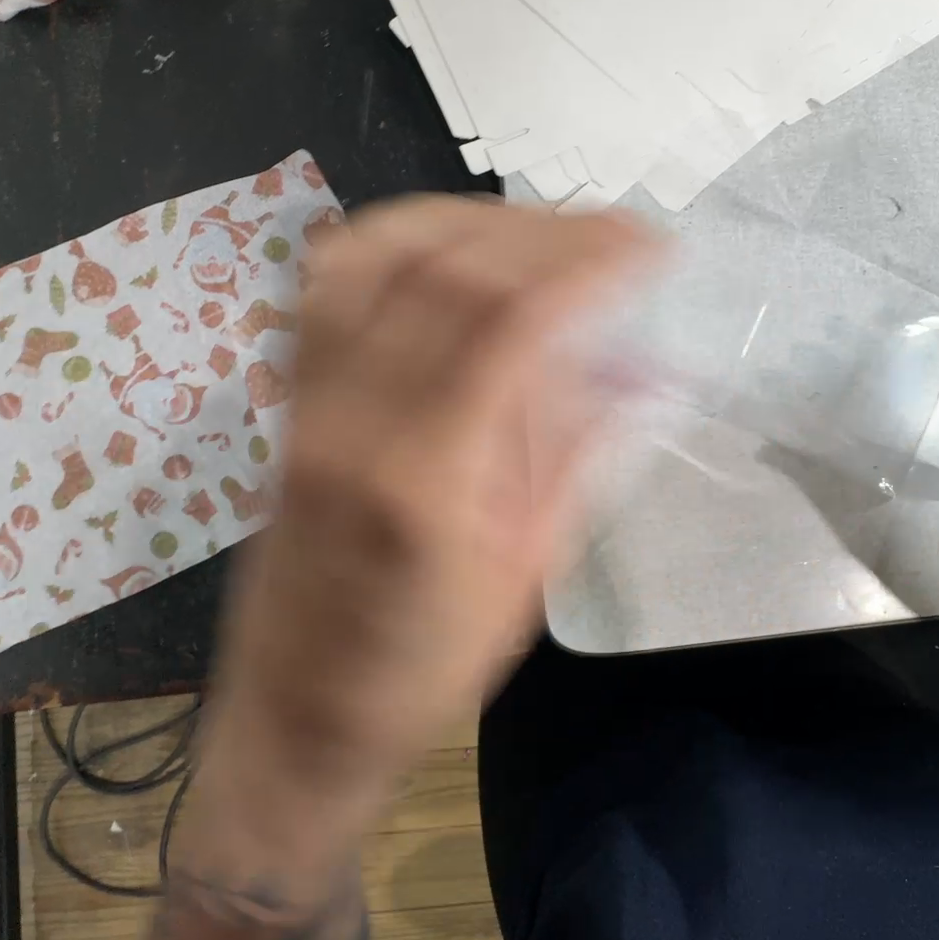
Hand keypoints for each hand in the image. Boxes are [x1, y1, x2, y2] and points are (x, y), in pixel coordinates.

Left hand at [208, 195, 654, 799]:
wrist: (294, 720)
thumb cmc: (423, 668)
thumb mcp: (528, 575)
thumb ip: (581, 458)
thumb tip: (647, 377)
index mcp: (426, 476)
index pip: (510, 320)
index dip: (588, 263)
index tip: (649, 246)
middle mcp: (352, 418)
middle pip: (448, 268)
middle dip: (548, 230)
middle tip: (616, 231)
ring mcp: (307, 402)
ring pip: (377, 251)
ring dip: (474, 219)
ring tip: (544, 232)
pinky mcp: (289, 399)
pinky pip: (333, 280)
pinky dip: (403, 238)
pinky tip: (457, 249)